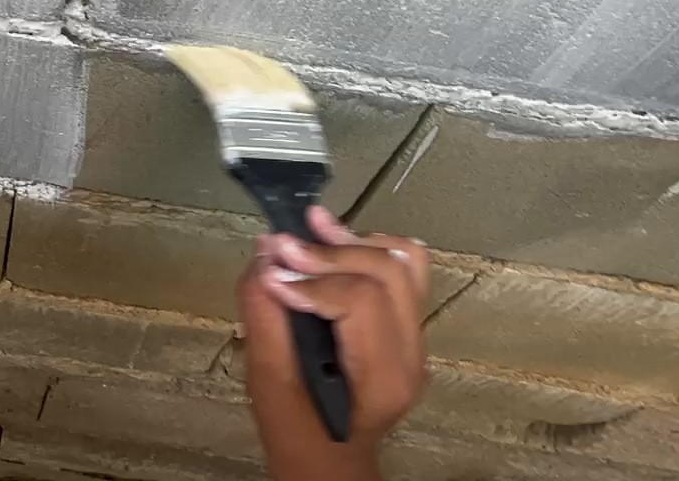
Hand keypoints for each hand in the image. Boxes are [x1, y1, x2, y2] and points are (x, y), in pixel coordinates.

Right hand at [236, 205, 428, 480]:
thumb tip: (265, 253)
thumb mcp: (267, 375)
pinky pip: (404, 270)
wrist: (327, 453)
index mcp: (381, 374)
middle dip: (330, 251)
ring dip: (353, 240)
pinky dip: (371, 246)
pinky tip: (337, 242)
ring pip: (404, 264)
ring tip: (311, 223)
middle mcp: (410, 351)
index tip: (271, 270)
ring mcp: (414, 335)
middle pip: (386, 274)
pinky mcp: (404, 322)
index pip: (360, 301)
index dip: (313, 279)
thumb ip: (264, 311)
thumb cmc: (295, 422)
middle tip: (282, 242)